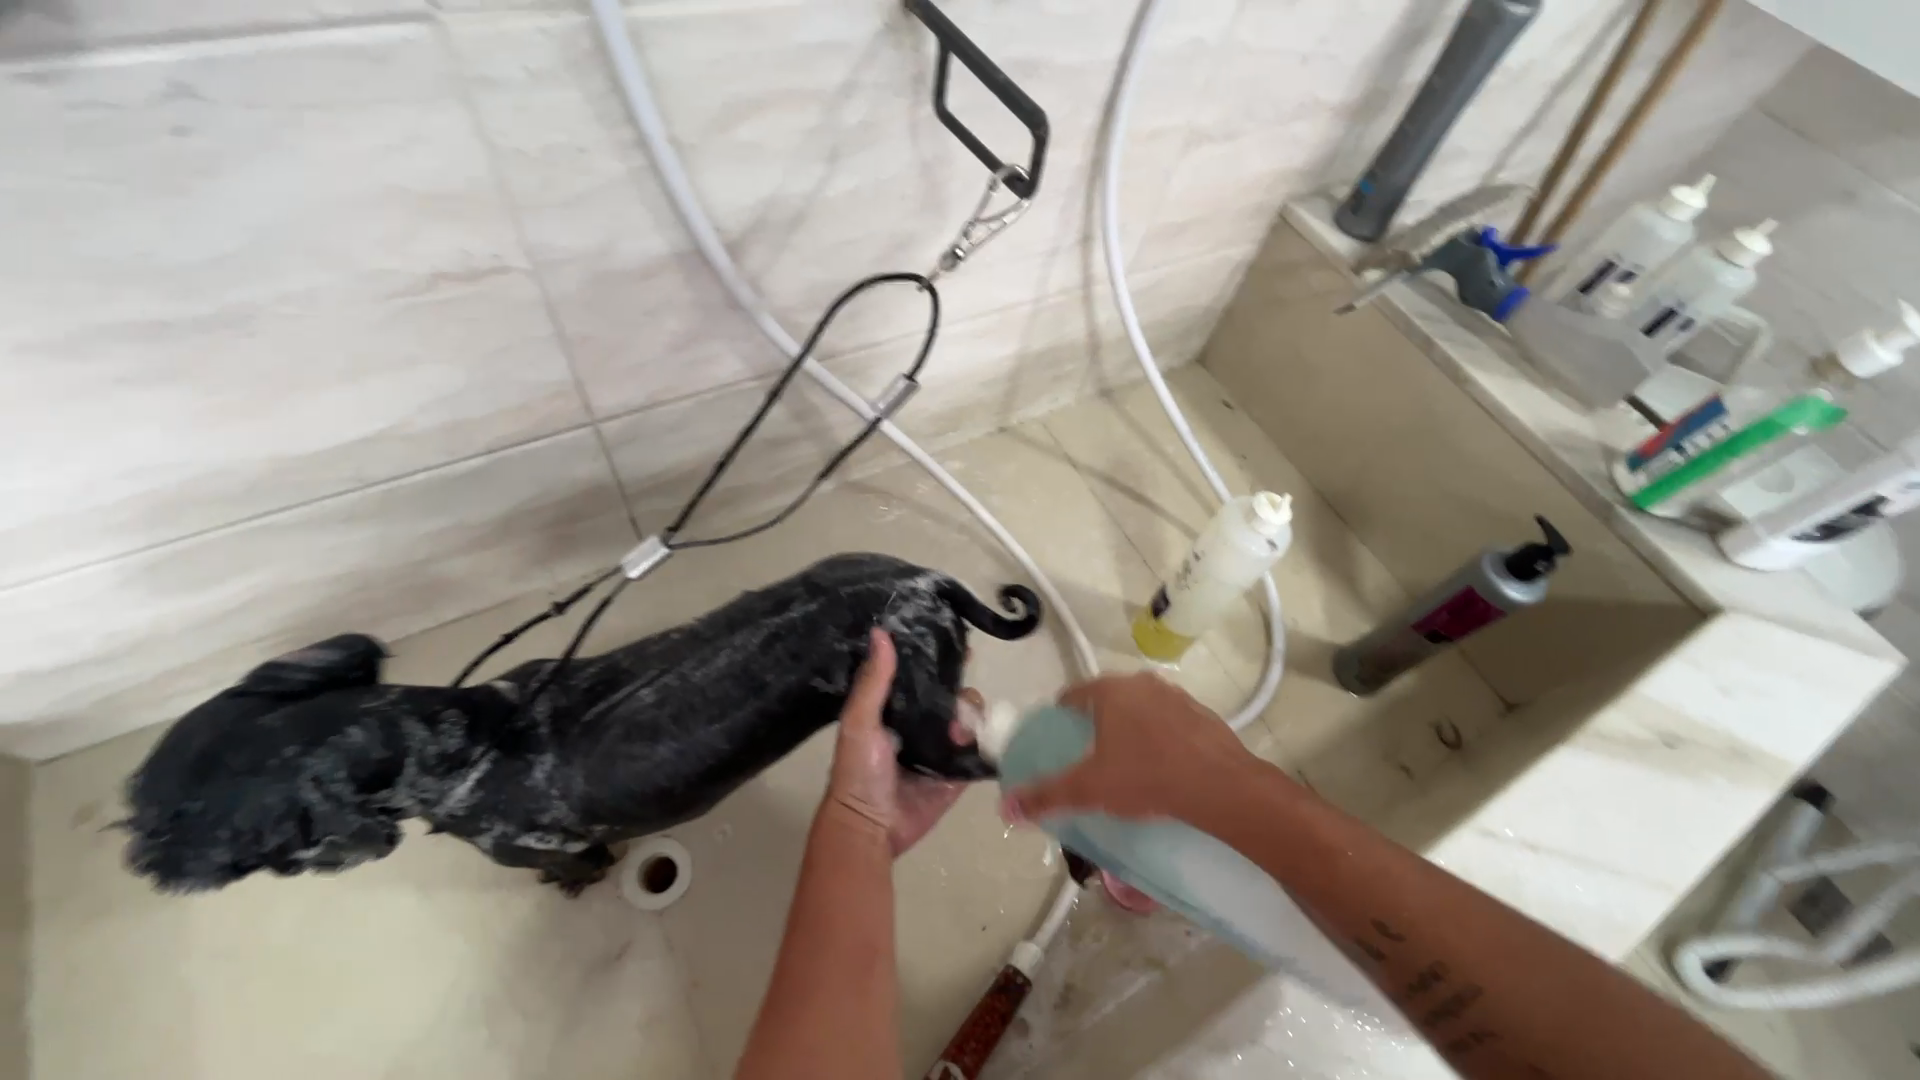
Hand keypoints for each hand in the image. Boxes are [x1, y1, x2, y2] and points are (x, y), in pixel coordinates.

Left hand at [826, 629, 974, 856]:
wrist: (870, 826)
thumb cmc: (857, 770)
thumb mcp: (860, 720)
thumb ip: (875, 680)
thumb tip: (881, 633)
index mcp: (896, 710)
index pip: (923, 677)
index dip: (940, 660)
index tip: (960, 646)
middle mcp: (921, 725)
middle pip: (953, 696)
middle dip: (962, 691)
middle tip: (959, 700)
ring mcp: (941, 750)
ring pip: (970, 721)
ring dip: (972, 718)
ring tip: (958, 733)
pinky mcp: (957, 774)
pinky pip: (979, 753)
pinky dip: (985, 744)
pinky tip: (979, 742)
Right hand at [1003, 671, 1260, 824]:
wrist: (1221, 787)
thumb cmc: (1146, 777)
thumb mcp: (1089, 789)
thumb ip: (1046, 795)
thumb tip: (1006, 808)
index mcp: (1110, 691)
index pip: (1072, 695)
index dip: (1060, 717)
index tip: (1058, 741)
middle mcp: (1141, 683)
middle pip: (1107, 699)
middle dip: (1096, 722)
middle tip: (1090, 756)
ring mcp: (1176, 696)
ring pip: (1141, 708)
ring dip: (1131, 728)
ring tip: (1127, 763)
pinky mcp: (1203, 714)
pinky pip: (1170, 722)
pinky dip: (1161, 737)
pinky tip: (1163, 767)